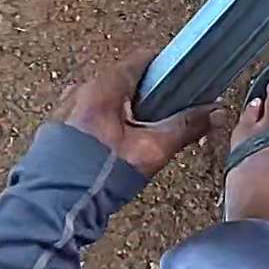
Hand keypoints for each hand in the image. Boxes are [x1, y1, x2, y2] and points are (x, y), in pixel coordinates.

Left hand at [49, 48, 228, 176]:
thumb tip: (216, 112)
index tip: (184, 78)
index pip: (143, 60)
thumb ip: (186, 127)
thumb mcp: (152, 149)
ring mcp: (65, 109)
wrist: (52, 208)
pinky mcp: (57, 130)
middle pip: (126, 81)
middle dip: (150, 95)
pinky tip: (119, 147)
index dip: (168, 67)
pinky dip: (109, 124)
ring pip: (108, 100)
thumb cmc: (99, 176)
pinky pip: (90, 116)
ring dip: (129, 111)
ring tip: (145, 135)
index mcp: (103, 87)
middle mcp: (81, 91)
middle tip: (168, 115)